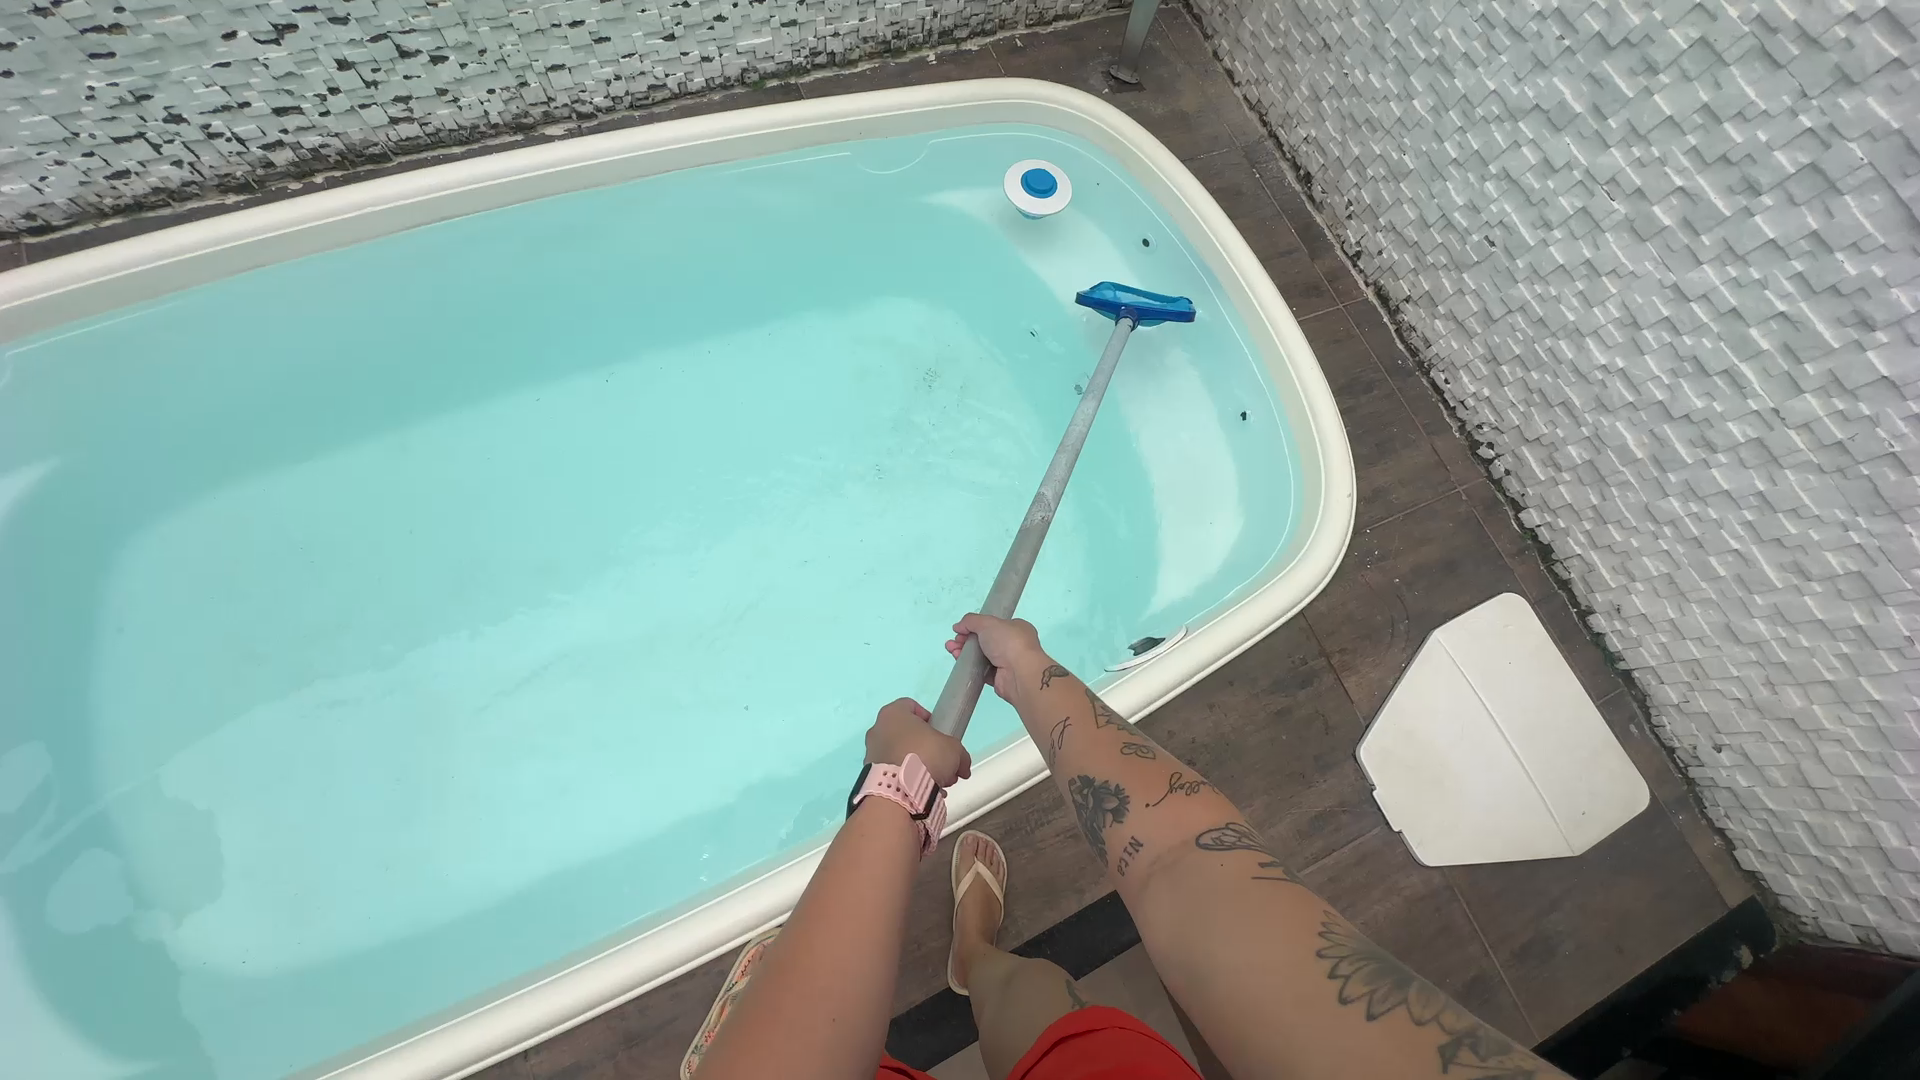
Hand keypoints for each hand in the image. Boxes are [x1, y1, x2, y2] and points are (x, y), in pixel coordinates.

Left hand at [865, 698, 970, 785]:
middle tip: (943, 763)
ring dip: (919, 766)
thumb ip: (960, 754)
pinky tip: (923, 791)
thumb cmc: (925, 756)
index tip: (940, 734)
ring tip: (937, 782)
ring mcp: (871, 753)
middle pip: (907, 734)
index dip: (929, 718)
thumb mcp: (954, 749)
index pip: (911, 706)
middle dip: (928, 749)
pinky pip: (894, 773)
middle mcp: (878, 729)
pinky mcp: (871, 775)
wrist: (899, 791)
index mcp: (893, 713)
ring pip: (900, 755)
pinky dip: (908, 780)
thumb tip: (962, 768)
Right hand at [944, 613, 1051, 703]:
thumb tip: (958, 626)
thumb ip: (971, 621)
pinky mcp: (999, 679)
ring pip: (981, 656)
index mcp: (1016, 628)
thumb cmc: (1008, 642)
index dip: (975, 627)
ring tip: (951, 650)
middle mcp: (1013, 645)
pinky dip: (969, 667)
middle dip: (966, 640)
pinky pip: (981, 671)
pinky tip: (959, 662)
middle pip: (984, 641)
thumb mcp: (988, 623)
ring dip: (964, 652)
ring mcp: (1007, 663)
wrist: (1019, 673)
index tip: (961, 630)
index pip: (993, 626)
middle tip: (953, 642)